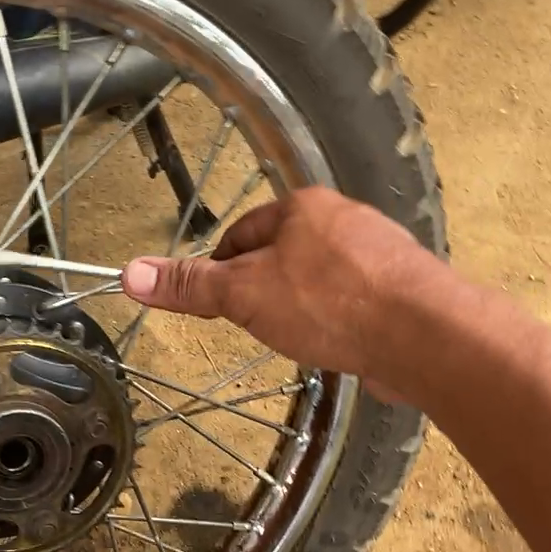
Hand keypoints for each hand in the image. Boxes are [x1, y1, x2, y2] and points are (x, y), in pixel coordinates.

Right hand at [121, 187, 448, 401]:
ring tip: (298, 338)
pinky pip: (354, 299)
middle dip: (264, 289)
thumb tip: (128, 273)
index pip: (242, 234)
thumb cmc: (326, 303)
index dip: (223, 270)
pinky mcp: (403, 287)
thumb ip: (191, 286)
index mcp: (302, 207)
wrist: (422, 335)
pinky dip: (338, 320)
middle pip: (282, 254)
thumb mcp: (244, 295)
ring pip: (320, 277)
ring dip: (303, 305)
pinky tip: (338, 344)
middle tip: (256, 326)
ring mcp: (378, 252)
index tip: (219, 305)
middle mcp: (343, 218)